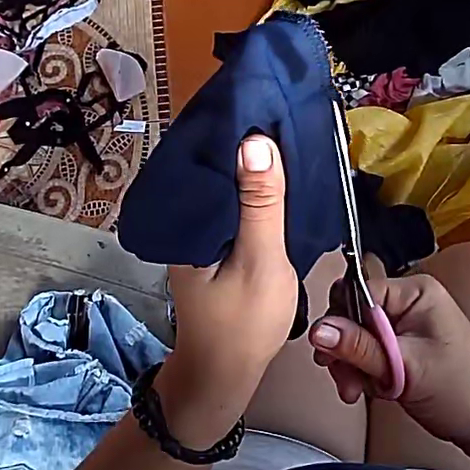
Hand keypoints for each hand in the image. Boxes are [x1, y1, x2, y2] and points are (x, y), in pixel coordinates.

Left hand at [160, 135, 299, 441]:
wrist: (225, 374)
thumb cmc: (243, 323)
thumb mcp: (260, 261)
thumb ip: (260, 204)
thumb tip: (255, 140)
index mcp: (188, 217)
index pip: (205, 154)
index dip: (233, 124)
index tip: (264, 95)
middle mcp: (186, 218)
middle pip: (213, 165)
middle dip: (243, 138)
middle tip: (281, 107)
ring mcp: (199, 231)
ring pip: (224, 184)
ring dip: (249, 163)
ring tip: (282, 133)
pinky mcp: (214, 242)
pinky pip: (232, 204)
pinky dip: (252, 189)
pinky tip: (275, 179)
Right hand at [308, 273, 469, 454]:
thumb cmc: (463, 392)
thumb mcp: (405, 367)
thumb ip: (359, 347)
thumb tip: (320, 329)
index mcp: (417, 292)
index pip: (359, 291)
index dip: (341, 321)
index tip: (330, 351)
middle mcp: (410, 302)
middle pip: (353, 314)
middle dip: (344, 350)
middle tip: (347, 379)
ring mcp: (405, 324)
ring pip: (356, 336)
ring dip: (351, 366)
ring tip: (358, 390)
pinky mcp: (401, 346)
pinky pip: (367, 351)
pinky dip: (362, 373)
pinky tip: (369, 389)